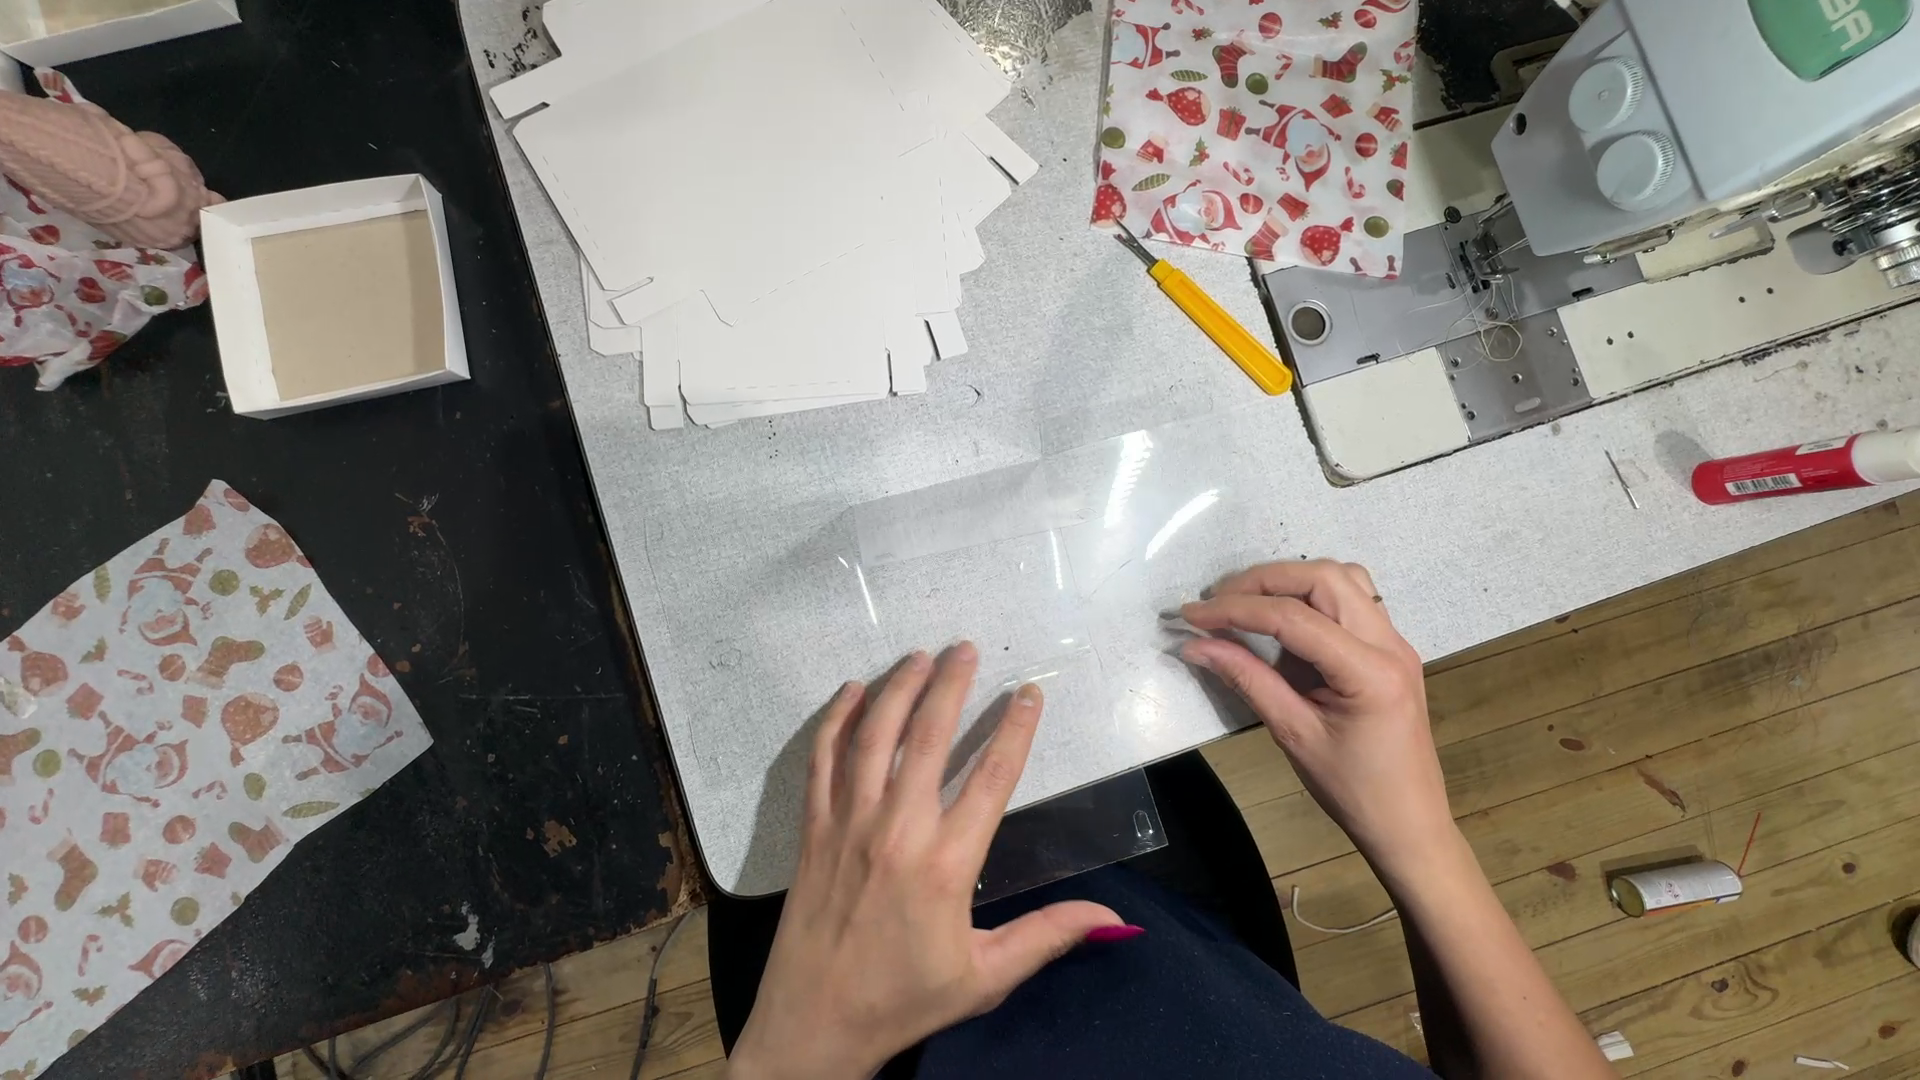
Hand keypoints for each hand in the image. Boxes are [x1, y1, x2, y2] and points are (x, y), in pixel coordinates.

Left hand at [728, 644, 1125, 1079]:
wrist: (814, 1024)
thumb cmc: (905, 998)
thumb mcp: (985, 976)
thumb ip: (1047, 935)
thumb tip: (1115, 917)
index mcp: (948, 864)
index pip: (992, 777)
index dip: (1016, 728)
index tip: (1029, 693)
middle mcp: (899, 830)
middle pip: (930, 737)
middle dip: (951, 685)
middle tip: (964, 648)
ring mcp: (850, 822)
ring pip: (875, 736)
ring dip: (897, 689)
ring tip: (918, 656)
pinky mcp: (815, 827)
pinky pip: (823, 759)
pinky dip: (836, 720)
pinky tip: (851, 691)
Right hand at [1178, 560, 1454, 875]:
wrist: (1408, 824)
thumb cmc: (1352, 789)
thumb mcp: (1292, 734)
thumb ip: (1246, 679)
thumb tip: (1196, 645)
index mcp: (1370, 671)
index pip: (1293, 618)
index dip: (1235, 609)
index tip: (1191, 615)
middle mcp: (1389, 643)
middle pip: (1323, 578)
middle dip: (1263, 580)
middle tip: (1217, 601)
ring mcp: (1394, 642)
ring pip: (1342, 578)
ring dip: (1289, 580)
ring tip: (1246, 602)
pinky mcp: (1388, 648)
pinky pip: (1350, 599)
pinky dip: (1310, 595)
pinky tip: (1281, 618)